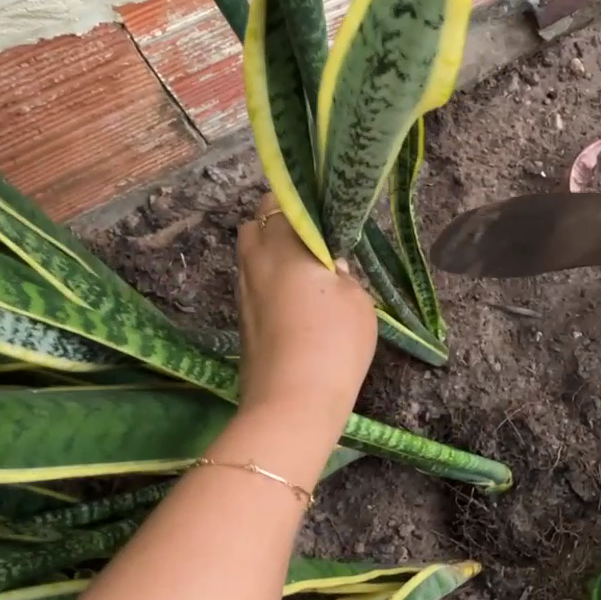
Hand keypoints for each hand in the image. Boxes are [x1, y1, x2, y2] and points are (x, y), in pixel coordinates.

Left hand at [235, 195, 377, 438]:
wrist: (294, 399)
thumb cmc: (335, 342)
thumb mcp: (358, 301)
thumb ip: (344, 274)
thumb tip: (331, 266)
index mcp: (286, 245)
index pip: (283, 201)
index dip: (303, 200)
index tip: (326, 209)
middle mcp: (256, 259)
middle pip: (257, 222)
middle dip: (280, 221)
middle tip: (315, 238)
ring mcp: (243, 290)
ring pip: (250, 252)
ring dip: (272, 251)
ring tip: (306, 269)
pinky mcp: (242, 317)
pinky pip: (252, 281)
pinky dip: (269, 279)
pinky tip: (295, 299)